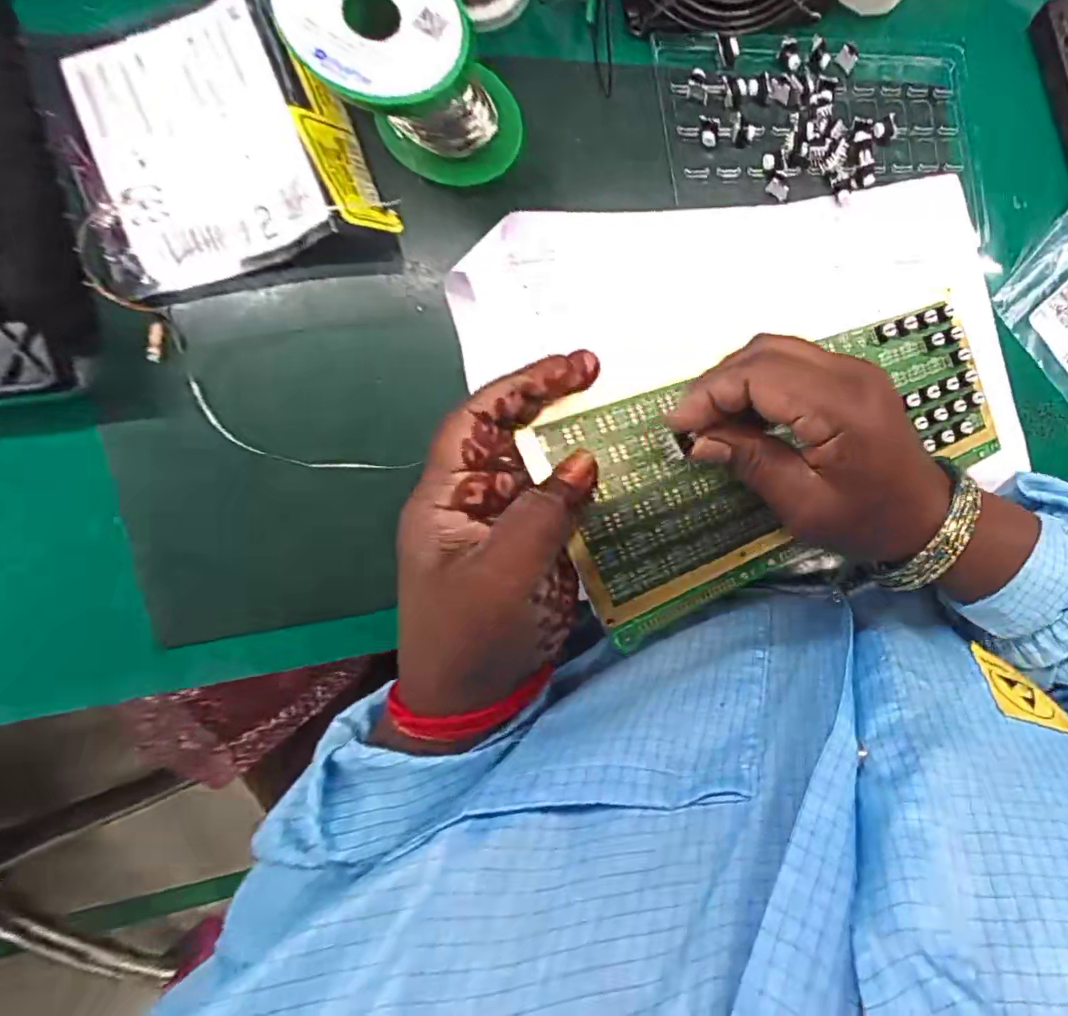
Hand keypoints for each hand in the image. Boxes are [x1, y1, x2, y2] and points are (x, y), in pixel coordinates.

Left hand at [387, 351, 599, 751]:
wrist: (471, 700)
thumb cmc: (468, 638)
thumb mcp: (502, 574)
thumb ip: (543, 512)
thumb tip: (584, 460)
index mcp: (448, 496)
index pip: (477, 420)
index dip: (519, 386)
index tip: (569, 367)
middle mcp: (478, 499)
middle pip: (511, 433)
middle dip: (548, 398)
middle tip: (595, 371)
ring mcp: (510, 522)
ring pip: (543, 465)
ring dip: (575, 438)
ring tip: (615, 412)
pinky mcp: (537, 545)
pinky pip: (565, 502)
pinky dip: (591, 484)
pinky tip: (618, 471)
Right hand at [665, 334, 1037, 600]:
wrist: (928, 517)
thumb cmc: (869, 521)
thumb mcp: (804, 506)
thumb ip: (751, 463)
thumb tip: (700, 440)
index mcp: (842, 408)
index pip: (760, 375)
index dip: (710, 394)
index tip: (678, 427)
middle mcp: (849, 374)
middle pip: (765, 351)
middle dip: (718, 382)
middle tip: (691, 423)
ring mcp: (854, 369)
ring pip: (777, 349)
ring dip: (737, 377)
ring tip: (713, 418)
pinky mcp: (853, 376)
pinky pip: (795, 361)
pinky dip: (761, 379)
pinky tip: (746, 412)